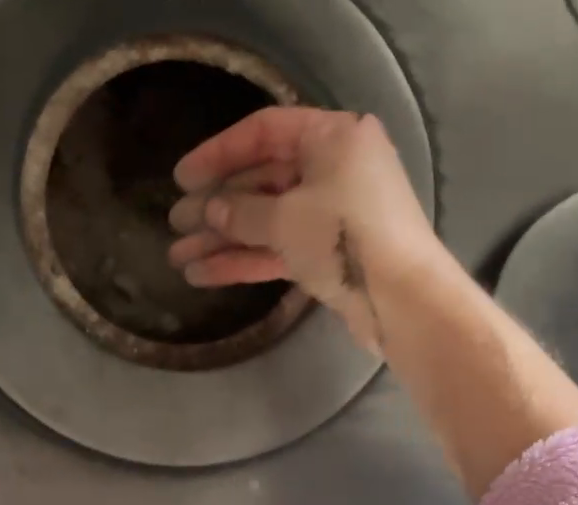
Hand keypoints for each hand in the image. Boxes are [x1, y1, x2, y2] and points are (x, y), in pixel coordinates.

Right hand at [168, 107, 442, 350]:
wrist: (401, 299)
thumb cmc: (345, 238)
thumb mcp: (285, 219)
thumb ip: (241, 211)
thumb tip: (211, 209)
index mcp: (333, 137)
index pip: (264, 131)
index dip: (218, 153)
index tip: (182, 178)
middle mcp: (335, 168)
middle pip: (263, 179)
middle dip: (217, 205)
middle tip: (176, 223)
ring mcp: (333, 213)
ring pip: (267, 219)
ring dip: (223, 238)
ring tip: (179, 258)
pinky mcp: (331, 253)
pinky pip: (279, 248)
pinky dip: (245, 259)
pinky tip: (205, 274)